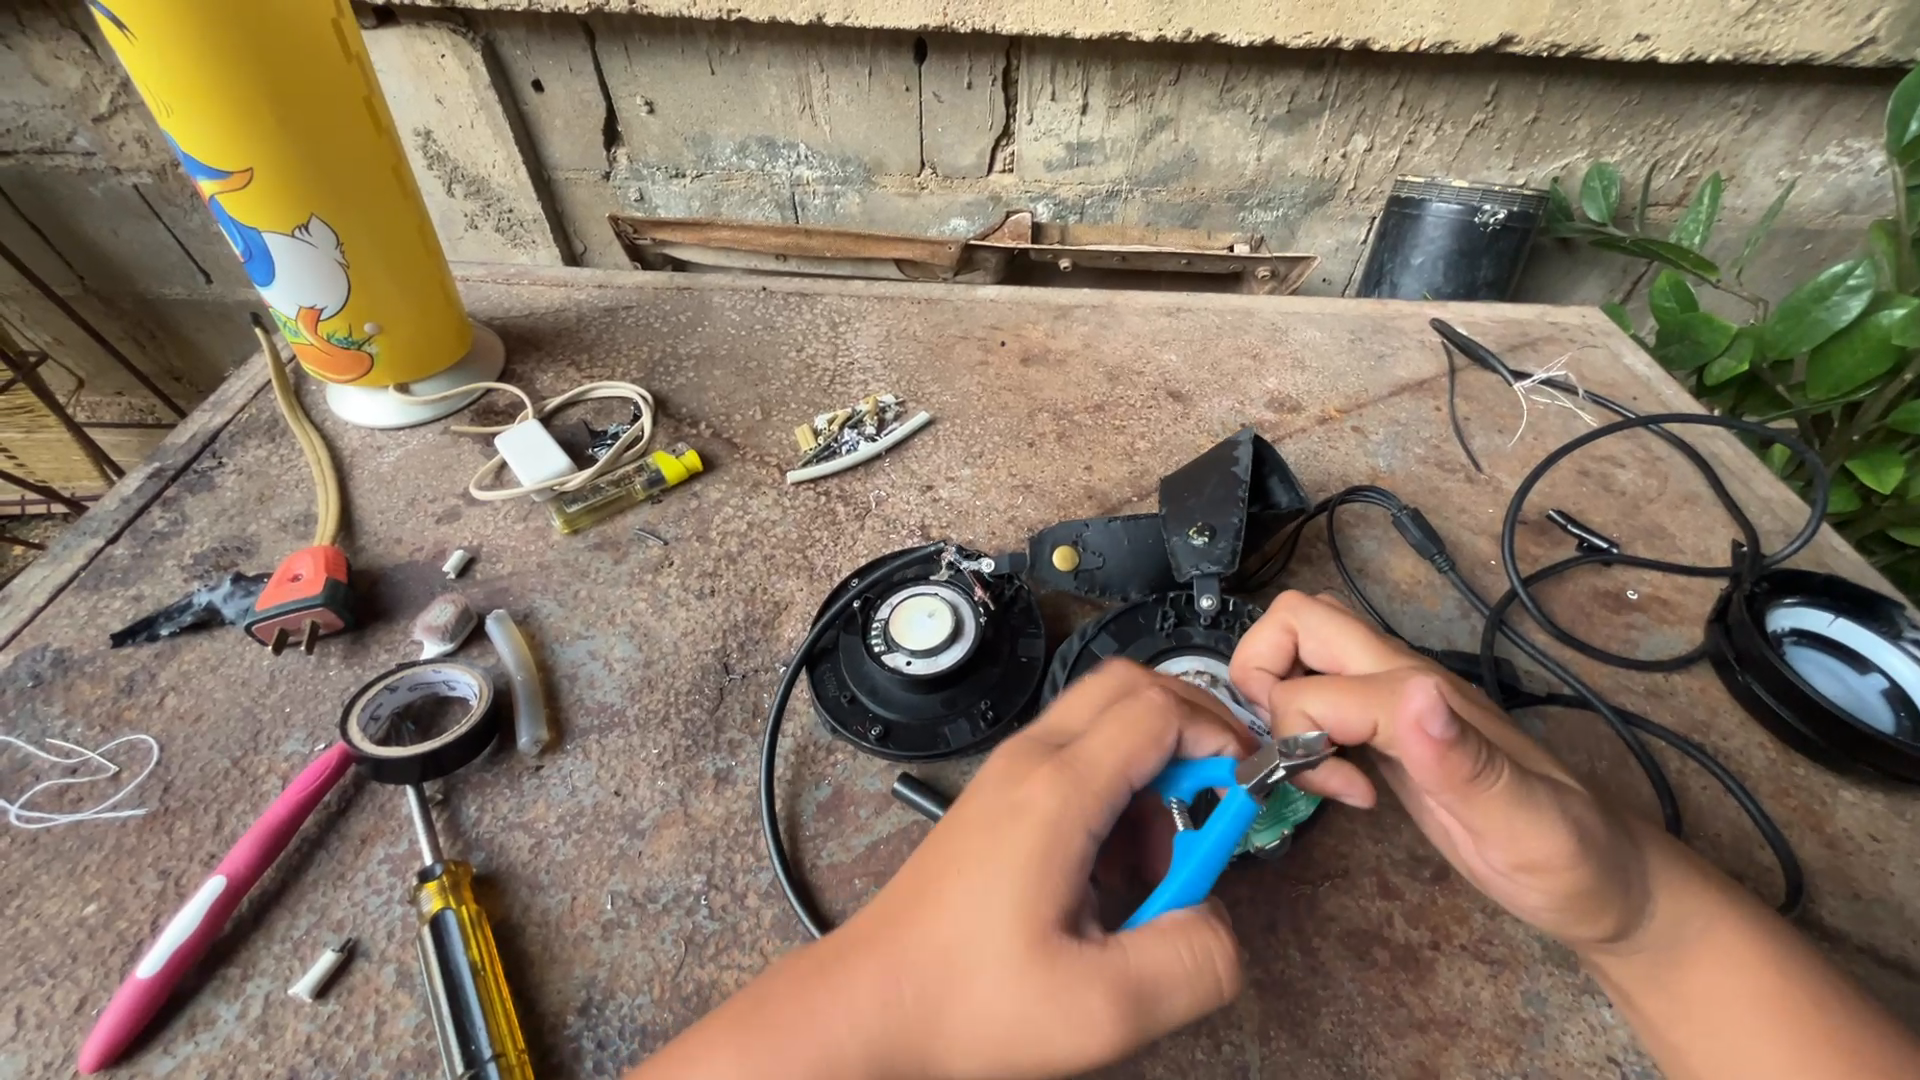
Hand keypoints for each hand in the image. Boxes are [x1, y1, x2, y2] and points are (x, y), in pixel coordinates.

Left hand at [823, 659, 1257, 1079]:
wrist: (874, 997)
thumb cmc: (967, 999)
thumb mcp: (1102, 1008)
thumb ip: (1192, 960)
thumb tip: (1218, 916)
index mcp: (1057, 791)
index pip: (1158, 711)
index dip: (1217, 737)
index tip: (1243, 789)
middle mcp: (1031, 760)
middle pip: (1127, 688)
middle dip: (1187, 727)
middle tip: (1214, 800)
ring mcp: (1010, 771)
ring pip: (1102, 721)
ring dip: (1149, 769)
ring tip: (1153, 864)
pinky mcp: (1001, 793)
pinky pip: (1074, 758)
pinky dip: (1114, 790)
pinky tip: (1111, 870)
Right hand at [1229, 591, 1655, 950]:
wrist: (1606, 882)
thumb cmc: (1570, 860)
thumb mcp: (1524, 824)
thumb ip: (1463, 759)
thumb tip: (1413, 692)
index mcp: (1422, 695)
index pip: (1313, 684)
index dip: (1297, 733)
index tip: (1341, 786)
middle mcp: (1398, 681)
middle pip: (1297, 619)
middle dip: (1260, 673)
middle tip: (1286, 744)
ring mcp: (1390, 701)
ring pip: (1301, 645)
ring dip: (1275, 694)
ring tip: (1308, 759)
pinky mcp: (1385, 727)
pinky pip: (1316, 690)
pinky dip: (1297, 724)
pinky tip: (1337, 774)